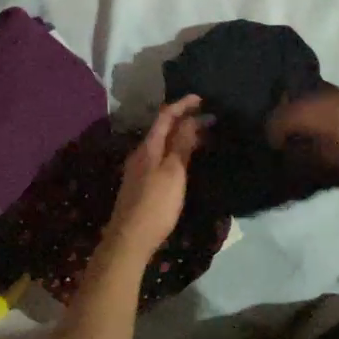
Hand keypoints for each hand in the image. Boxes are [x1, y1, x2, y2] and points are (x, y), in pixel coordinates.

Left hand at [103, 96, 204, 257]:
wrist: (130, 240)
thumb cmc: (155, 204)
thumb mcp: (173, 173)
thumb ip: (181, 145)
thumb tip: (190, 119)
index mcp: (148, 147)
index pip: (165, 117)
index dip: (182, 105)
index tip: (201, 98)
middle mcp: (141, 154)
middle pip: (163, 129)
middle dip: (184, 120)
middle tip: (209, 118)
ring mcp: (139, 170)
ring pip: (162, 144)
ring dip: (181, 137)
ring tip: (203, 137)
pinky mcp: (142, 185)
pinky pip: (161, 158)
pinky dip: (176, 152)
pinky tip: (186, 160)